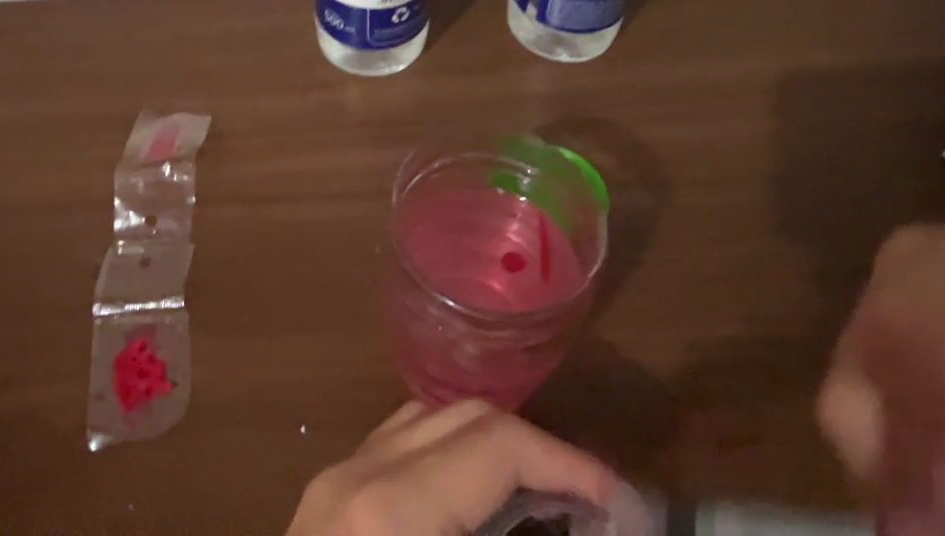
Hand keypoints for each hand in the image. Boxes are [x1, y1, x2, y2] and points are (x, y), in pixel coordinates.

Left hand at [286, 400, 618, 535]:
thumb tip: (576, 527)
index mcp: (393, 508)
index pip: (498, 444)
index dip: (568, 464)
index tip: (619, 501)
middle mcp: (359, 473)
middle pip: (467, 418)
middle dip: (536, 450)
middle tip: (589, 502)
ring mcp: (335, 479)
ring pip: (430, 422)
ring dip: (493, 448)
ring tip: (540, 497)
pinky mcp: (324, 497)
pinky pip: (399, 446)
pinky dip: (450, 457)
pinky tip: (475, 503)